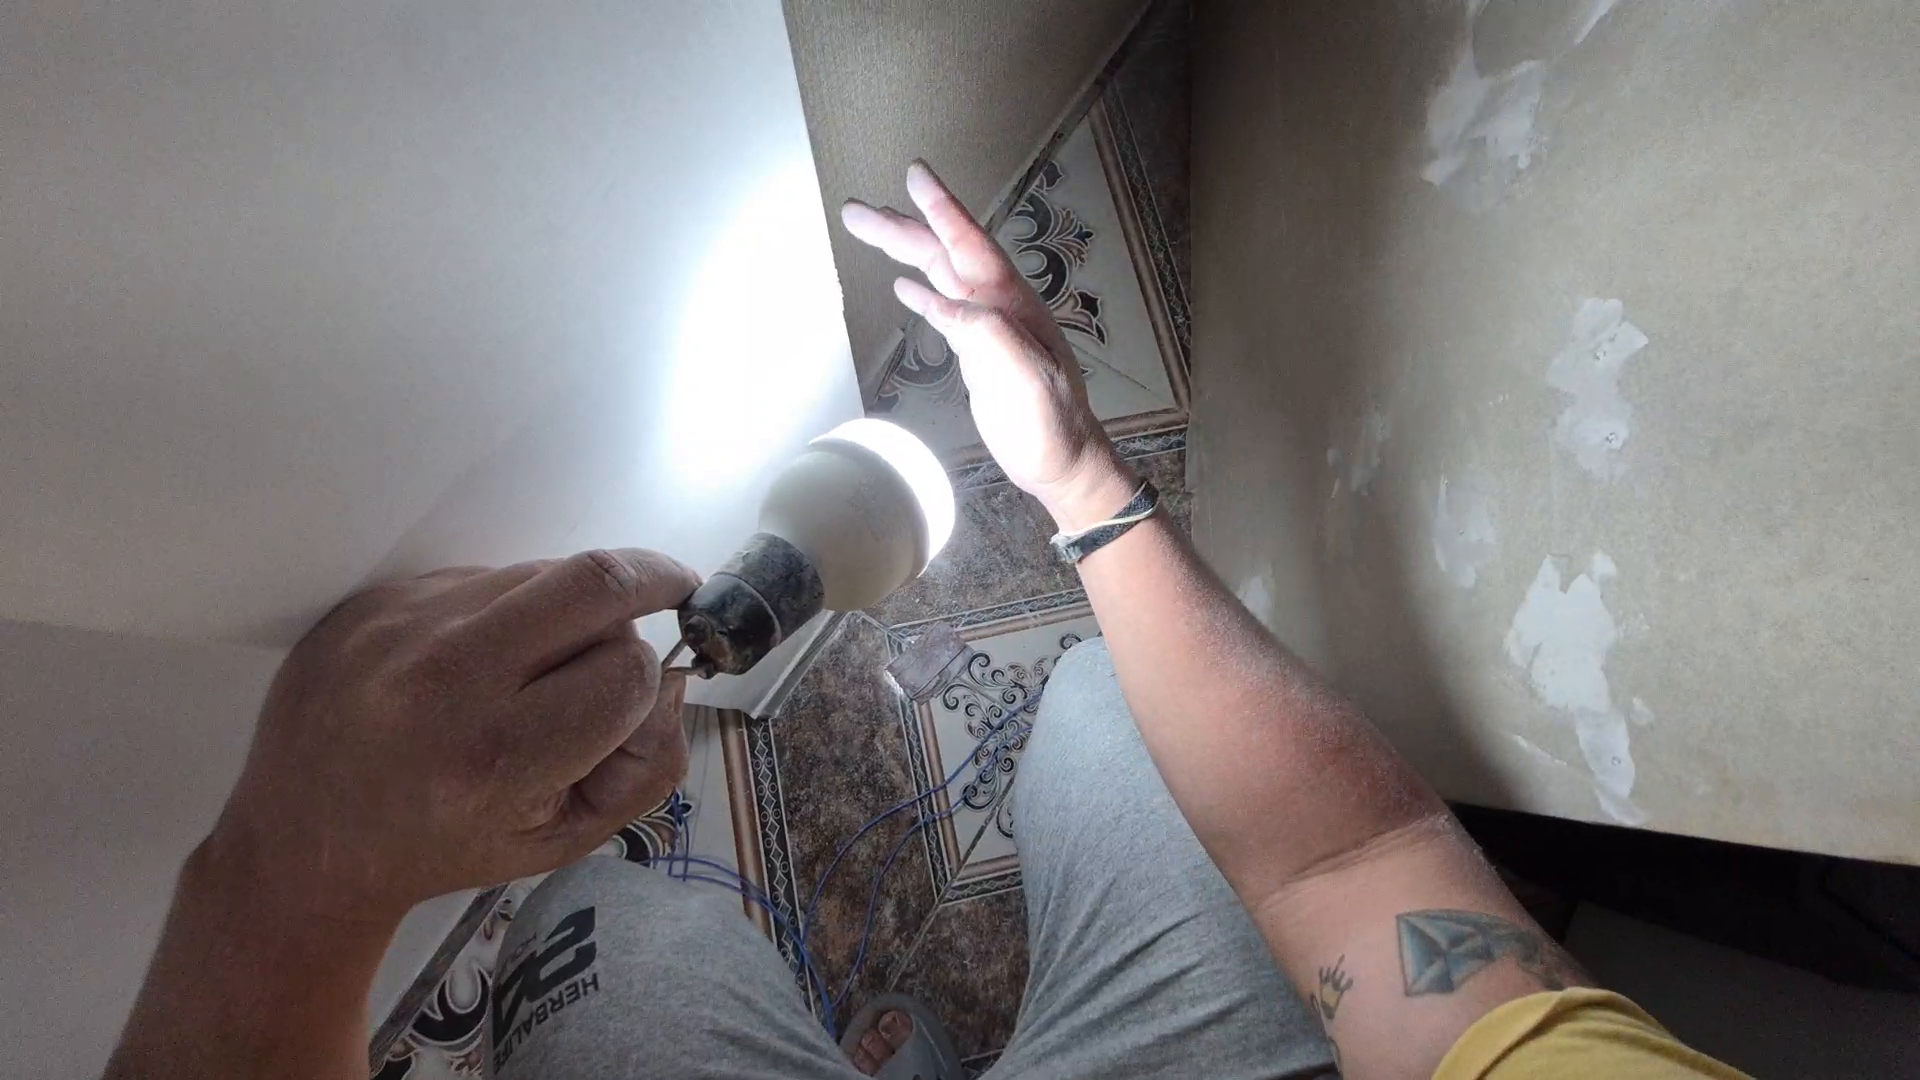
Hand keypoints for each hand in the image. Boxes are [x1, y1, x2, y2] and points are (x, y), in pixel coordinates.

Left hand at [208, 549, 698, 923]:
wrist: (300, 844)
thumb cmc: (453, 846)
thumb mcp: (573, 836)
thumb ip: (652, 764)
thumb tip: (670, 678)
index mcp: (491, 759)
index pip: (628, 673)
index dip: (648, 686)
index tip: (631, 704)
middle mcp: (439, 681)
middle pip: (598, 581)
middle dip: (656, 581)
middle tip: (675, 593)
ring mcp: (400, 626)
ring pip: (550, 571)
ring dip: (583, 602)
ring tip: (557, 650)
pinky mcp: (376, 599)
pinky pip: (493, 574)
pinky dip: (522, 604)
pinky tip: (494, 651)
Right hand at [841, 162, 1134, 532]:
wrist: (1061, 460)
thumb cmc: (1050, 426)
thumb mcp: (1027, 382)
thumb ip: (989, 338)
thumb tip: (942, 304)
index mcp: (1013, 306)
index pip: (972, 247)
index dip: (944, 211)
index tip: (915, 176)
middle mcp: (1000, 308)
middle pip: (948, 255)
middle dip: (905, 227)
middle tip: (858, 210)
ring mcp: (989, 329)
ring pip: (942, 278)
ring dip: (907, 253)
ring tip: (869, 232)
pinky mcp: (979, 354)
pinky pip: (946, 310)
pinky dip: (922, 293)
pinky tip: (904, 286)